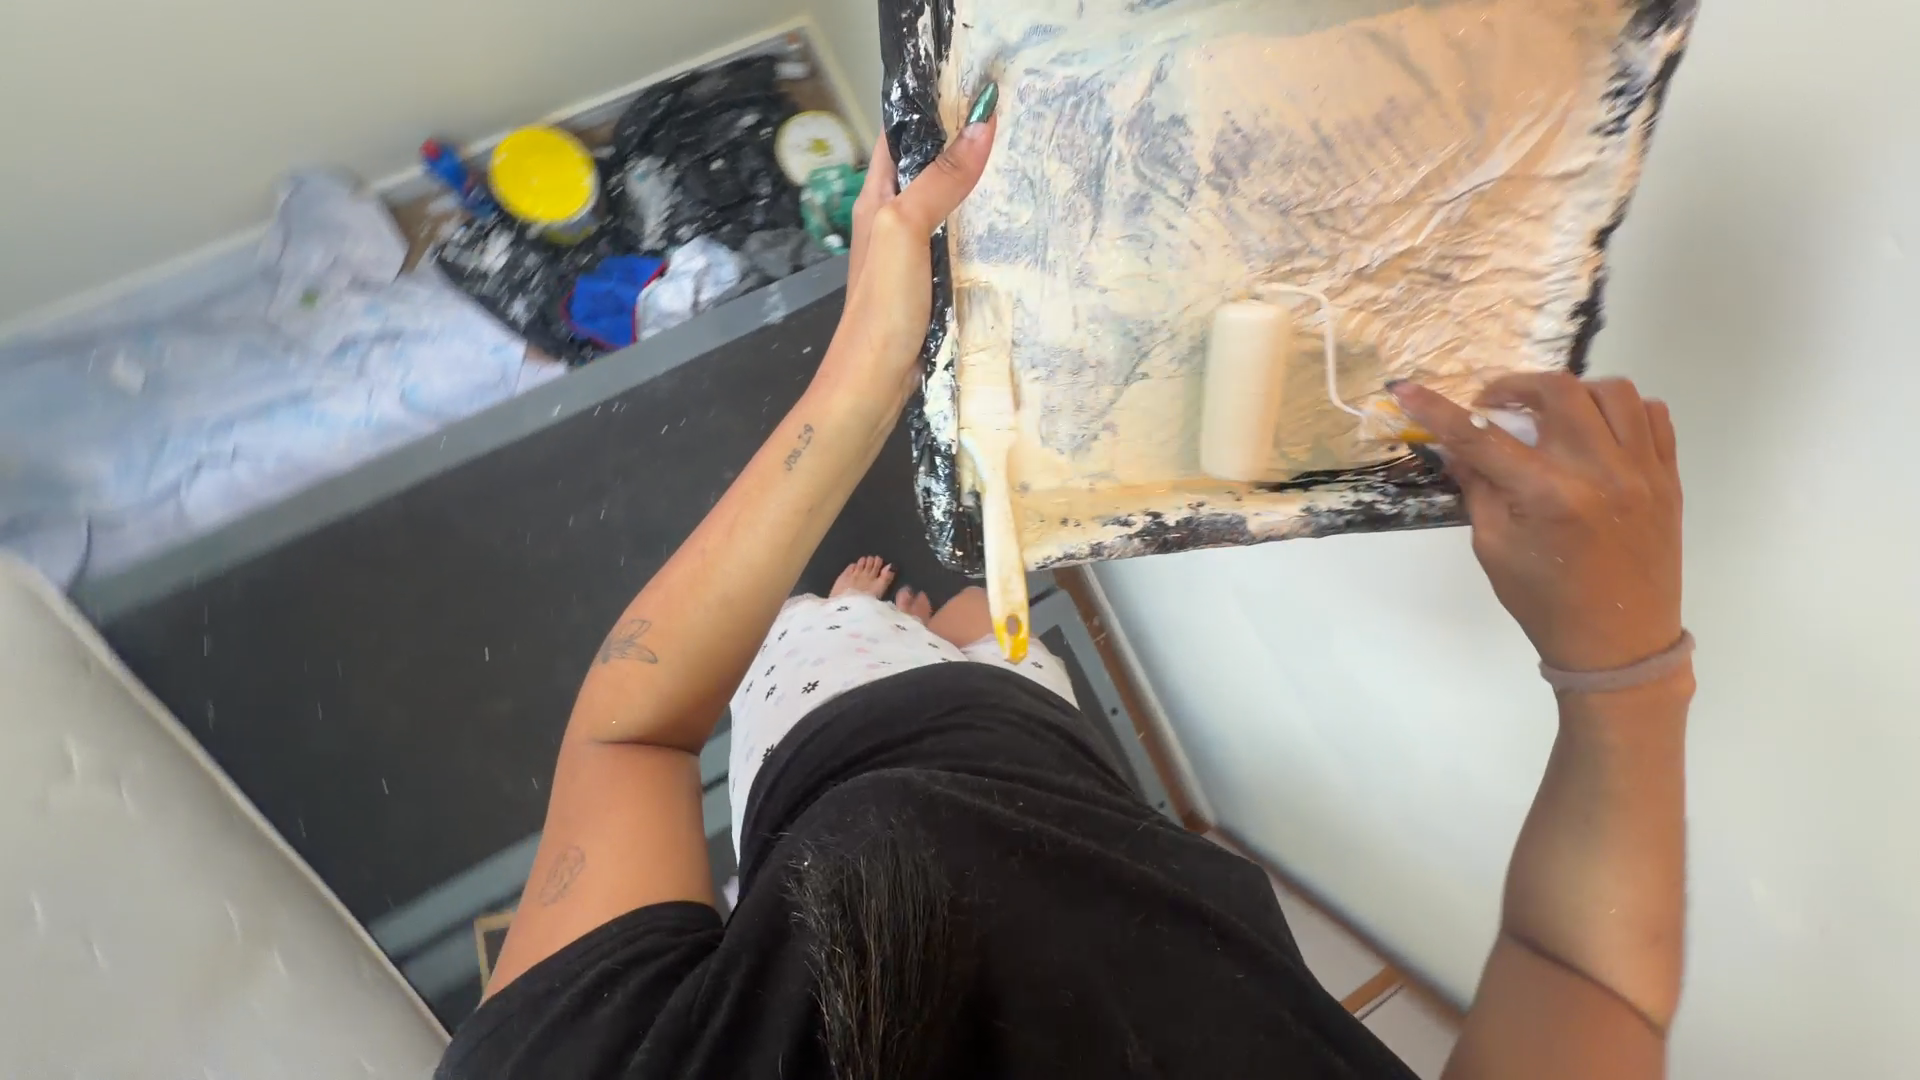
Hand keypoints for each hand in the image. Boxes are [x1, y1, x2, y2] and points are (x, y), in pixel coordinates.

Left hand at [821, 112, 997, 406]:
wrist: (874, 380)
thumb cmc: (881, 306)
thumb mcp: (905, 230)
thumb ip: (940, 181)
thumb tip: (983, 123)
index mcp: (876, 199)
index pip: (902, 137)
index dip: (933, 110)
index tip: (979, 91)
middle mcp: (891, 223)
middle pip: (929, 173)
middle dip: (965, 150)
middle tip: (1017, 127)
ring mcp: (911, 258)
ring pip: (947, 212)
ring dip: (977, 195)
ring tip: (1023, 168)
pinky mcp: (929, 288)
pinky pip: (957, 250)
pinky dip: (979, 237)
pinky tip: (1008, 232)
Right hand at [1390, 374, 1683, 672]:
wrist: (1616, 637)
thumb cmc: (1541, 598)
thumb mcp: (1492, 545)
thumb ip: (1478, 487)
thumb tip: (1458, 446)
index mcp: (1546, 494)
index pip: (1480, 437)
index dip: (1436, 409)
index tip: (1405, 389)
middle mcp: (1600, 471)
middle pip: (1558, 392)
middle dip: (1513, 388)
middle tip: (1491, 405)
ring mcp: (1643, 470)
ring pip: (1613, 392)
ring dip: (1569, 393)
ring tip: (1545, 413)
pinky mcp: (1668, 476)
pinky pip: (1652, 416)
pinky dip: (1617, 410)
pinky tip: (1591, 430)